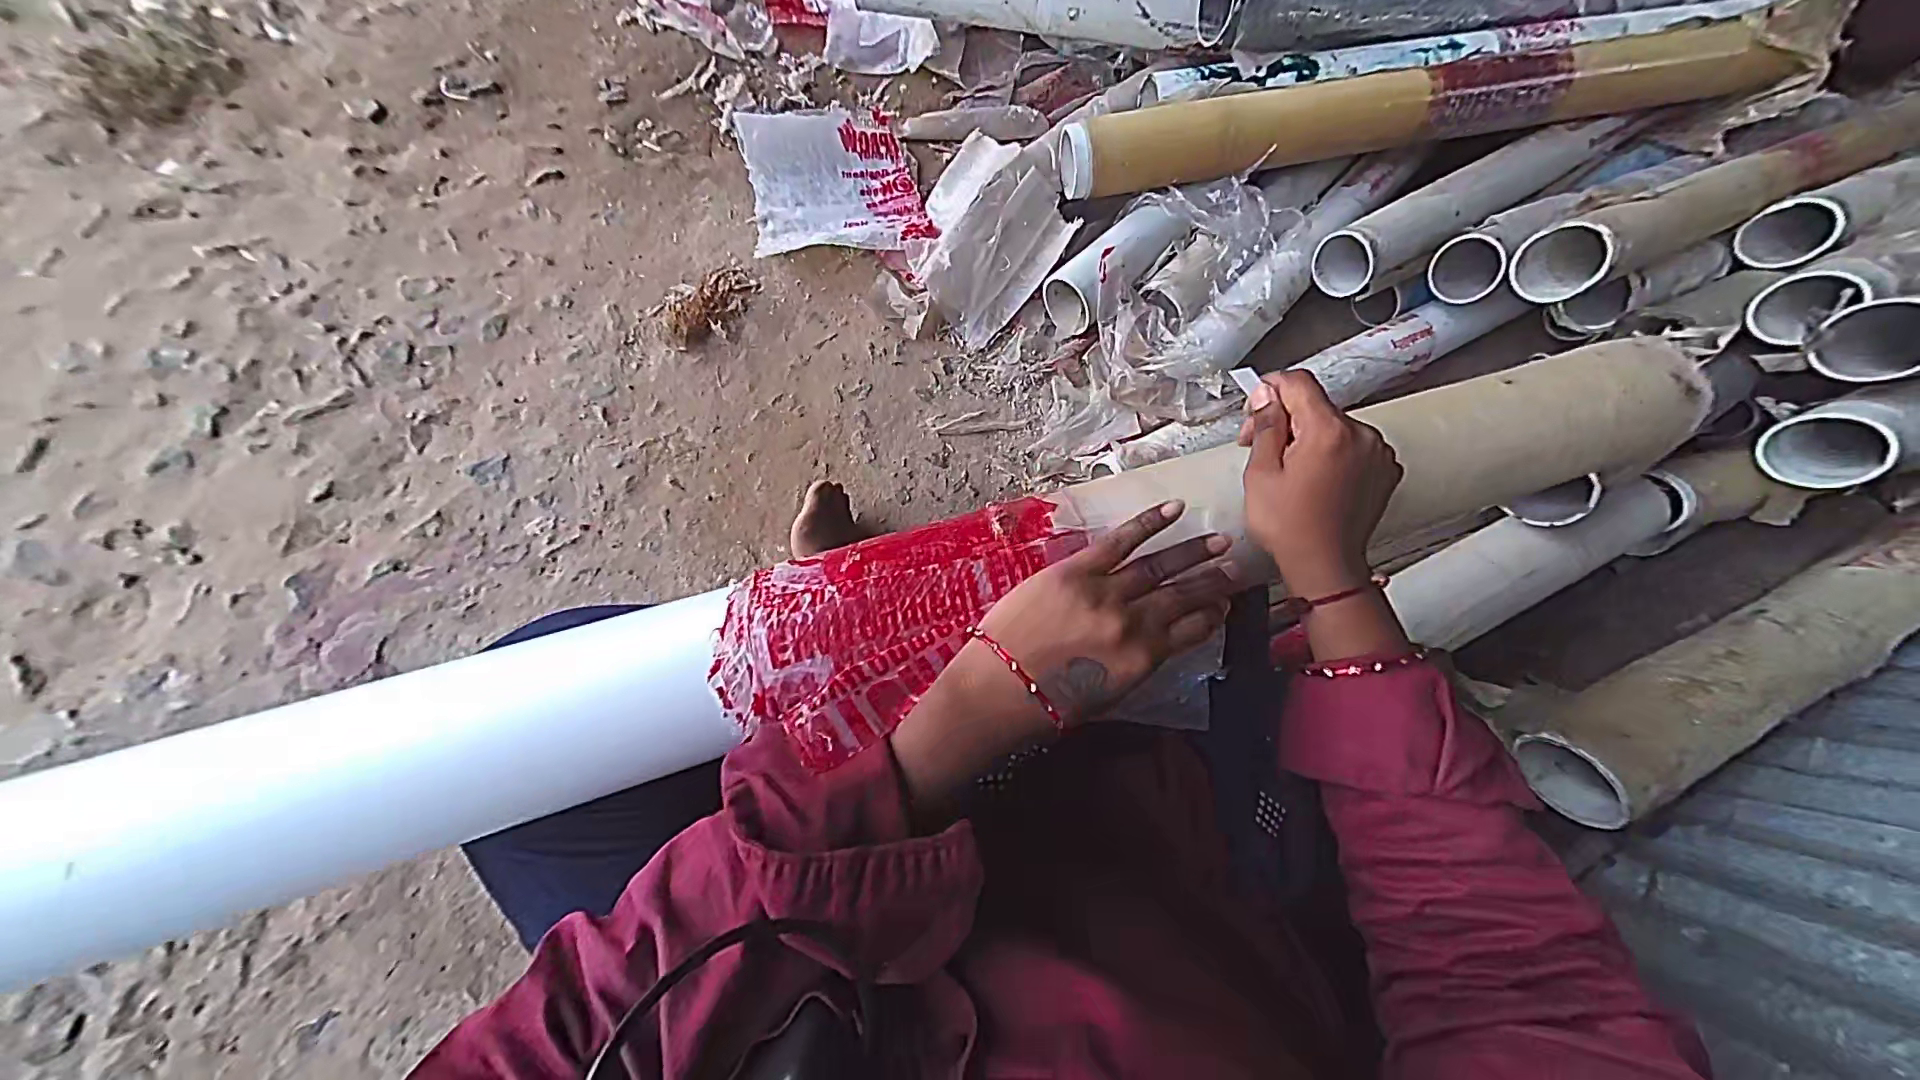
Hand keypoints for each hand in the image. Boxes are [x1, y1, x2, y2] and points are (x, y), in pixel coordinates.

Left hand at [976, 500, 1236, 726]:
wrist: (998, 687)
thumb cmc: (1047, 703)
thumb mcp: (1106, 694)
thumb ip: (1136, 664)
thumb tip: (1155, 642)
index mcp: (1143, 658)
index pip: (1191, 631)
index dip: (1211, 616)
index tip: (1225, 605)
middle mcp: (1133, 622)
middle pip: (1183, 595)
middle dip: (1213, 582)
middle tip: (1237, 569)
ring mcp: (1105, 593)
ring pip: (1158, 567)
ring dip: (1192, 553)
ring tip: (1218, 542)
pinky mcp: (1075, 571)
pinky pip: (1119, 541)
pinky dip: (1148, 523)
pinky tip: (1173, 510)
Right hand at [1239, 371, 1402, 598]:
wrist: (1325, 565)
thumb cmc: (1290, 527)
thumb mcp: (1260, 473)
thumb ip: (1265, 426)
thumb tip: (1268, 396)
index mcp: (1328, 431)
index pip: (1299, 383)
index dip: (1271, 387)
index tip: (1257, 402)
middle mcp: (1361, 435)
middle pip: (1316, 406)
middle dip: (1284, 419)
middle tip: (1257, 444)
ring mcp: (1377, 453)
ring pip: (1333, 426)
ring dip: (1307, 437)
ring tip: (1286, 469)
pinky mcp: (1384, 470)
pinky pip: (1351, 446)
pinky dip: (1330, 453)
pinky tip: (1310, 478)